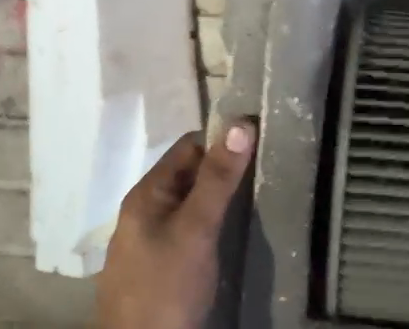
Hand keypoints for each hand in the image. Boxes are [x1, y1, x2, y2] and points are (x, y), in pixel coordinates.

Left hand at [97, 122, 256, 328]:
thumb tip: (241, 122)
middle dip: (223, 169)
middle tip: (264, 170)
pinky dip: (211, 224)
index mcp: (146, 194)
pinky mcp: (159, 268)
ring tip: (256, 197)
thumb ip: (217, 178)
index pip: (188, 146)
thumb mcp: (197, 229)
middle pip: (189, 174)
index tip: (257, 142)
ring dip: (219, 198)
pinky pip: (188, 230)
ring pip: (190, 204)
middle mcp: (144, 211)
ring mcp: (149, 242)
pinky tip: (231, 234)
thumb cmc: (166, 287)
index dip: (221, 140)